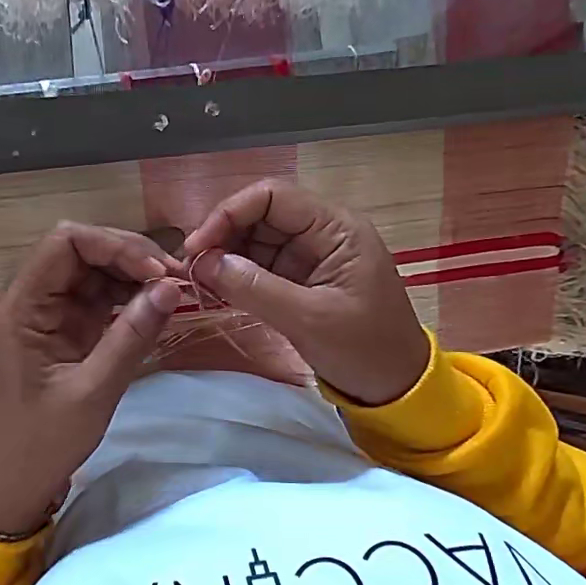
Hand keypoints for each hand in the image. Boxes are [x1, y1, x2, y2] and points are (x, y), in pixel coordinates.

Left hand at [0, 222, 181, 535]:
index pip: (65, 243)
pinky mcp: (66, 333)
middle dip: (128, 256)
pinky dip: (127, 298)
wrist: (17, 482)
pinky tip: (154, 306)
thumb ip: (131, 336)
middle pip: (81, 251)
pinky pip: (98, 300)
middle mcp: (34, 301)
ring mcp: (50, 316)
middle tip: (175, 280)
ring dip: (132, 275)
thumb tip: (171, 289)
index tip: (156, 272)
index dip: (113, 245)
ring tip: (172, 291)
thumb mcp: (93, 391)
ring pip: (93, 273)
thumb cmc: (44, 441)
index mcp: (24, 308)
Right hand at [184, 179, 429, 405]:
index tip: (197, 248)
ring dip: (223, 258)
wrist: (394, 387)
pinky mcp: (298, 281)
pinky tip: (215, 292)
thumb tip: (203, 263)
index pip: (272, 197)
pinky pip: (257, 267)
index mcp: (335, 228)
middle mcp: (320, 233)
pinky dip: (234, 277)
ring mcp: (308, 257)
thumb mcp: (309, 319)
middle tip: (191, 272)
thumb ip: (255, 287)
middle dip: (221, 237)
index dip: (228, 214)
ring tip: (199, 284)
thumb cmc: (364, 349)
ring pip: (253, 241)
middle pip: (257, 215)